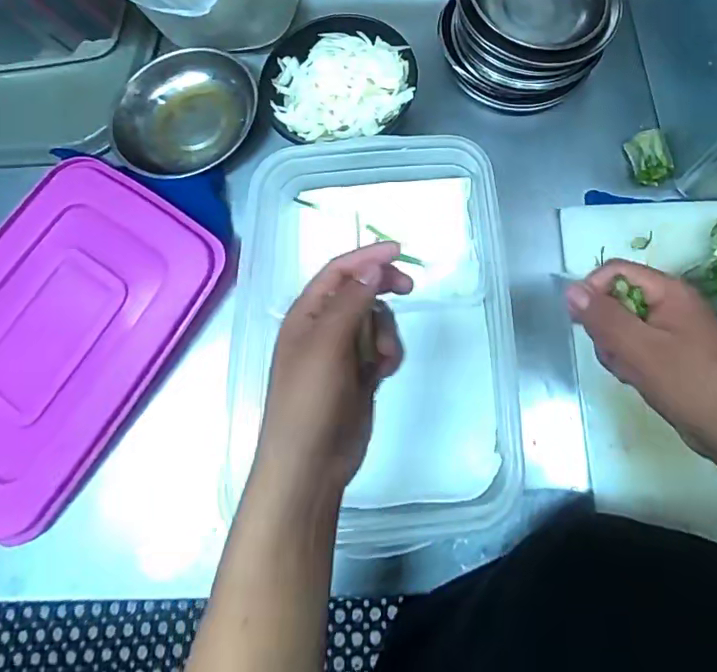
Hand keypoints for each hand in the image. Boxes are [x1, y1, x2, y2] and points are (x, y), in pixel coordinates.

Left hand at [254, 243, 409, 499]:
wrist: (310, 464)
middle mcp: (323, 328)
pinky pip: (381, 348)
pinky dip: (388, 354)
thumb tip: (372, 267)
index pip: (339, 271)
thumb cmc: (309, 400)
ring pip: (375, 321)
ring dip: (386, 332)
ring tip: (383, 358)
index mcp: (306, 314)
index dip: (367, 257)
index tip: (399, 251)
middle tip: (410, 288)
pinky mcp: (359, 374)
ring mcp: (341, 352)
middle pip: (360, 291)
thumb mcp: (327, 345)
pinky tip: (385, 372)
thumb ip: (351, 302)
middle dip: (383, 289)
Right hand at [567, 259, 716, 462]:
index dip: (592, 292)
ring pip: (625, 325)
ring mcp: (677, 328)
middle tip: (616, 355)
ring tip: (632, 373)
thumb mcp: (640, 350)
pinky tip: (640, 381)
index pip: (614, 271)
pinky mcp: (678, 352)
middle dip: (607, 327)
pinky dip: (633, 361)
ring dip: (618, 348)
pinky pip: (640, 345)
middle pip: (618, 298)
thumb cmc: (691, 387)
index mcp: (670, 291)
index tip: (581, 323)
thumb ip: (604, 317)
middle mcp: (674, 302)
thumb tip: (571, 290)